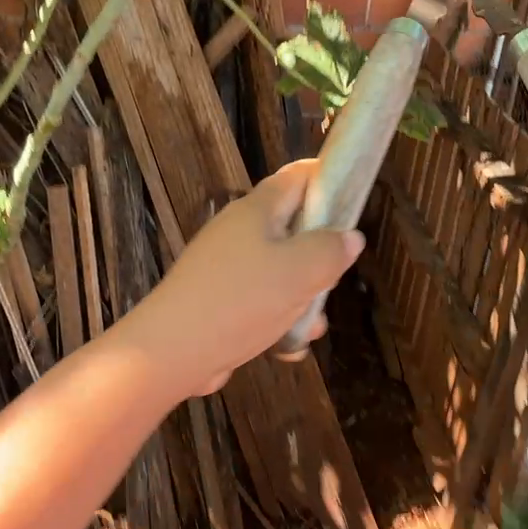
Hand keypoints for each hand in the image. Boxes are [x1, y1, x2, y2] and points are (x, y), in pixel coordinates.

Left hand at [115, 159, 364, 398]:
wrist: (171, 352)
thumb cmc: (241, 299)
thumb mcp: (300, 271)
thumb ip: (331, 250)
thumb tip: (350, 237)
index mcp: (257, 210)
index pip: (297, 177)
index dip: (329, 180)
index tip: (355, 202)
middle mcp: (239, 231)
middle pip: (293, 229)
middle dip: (319, 258)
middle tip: (331, 281)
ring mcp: (225, 267)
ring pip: (280, 273)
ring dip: (302, 299)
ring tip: (310, 328)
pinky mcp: (217, 300)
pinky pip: (259, 302)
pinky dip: (277, 321)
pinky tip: (286, 348)